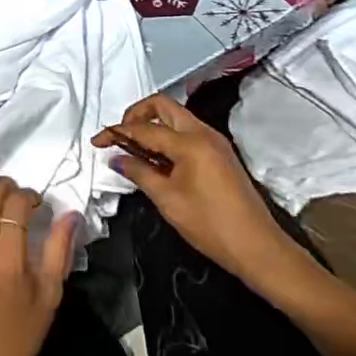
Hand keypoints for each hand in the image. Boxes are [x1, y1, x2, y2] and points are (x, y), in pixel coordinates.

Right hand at [92, 95, 318, 296]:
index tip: (97, 142)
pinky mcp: (220, 155)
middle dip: (137, 115)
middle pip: (163, 106)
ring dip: (152, 126)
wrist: (258, 248)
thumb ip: (139, 173)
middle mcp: (204, 134)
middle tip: (120, 136)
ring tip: (134, 149)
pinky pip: (187, 133)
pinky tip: (156, 159)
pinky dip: (167, 137)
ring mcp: (215, 143)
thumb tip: (117, 158)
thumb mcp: (167, 200)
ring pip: (176, 118)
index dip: (117, 133)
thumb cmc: (210, 225)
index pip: (144, 128)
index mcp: (190, 142)